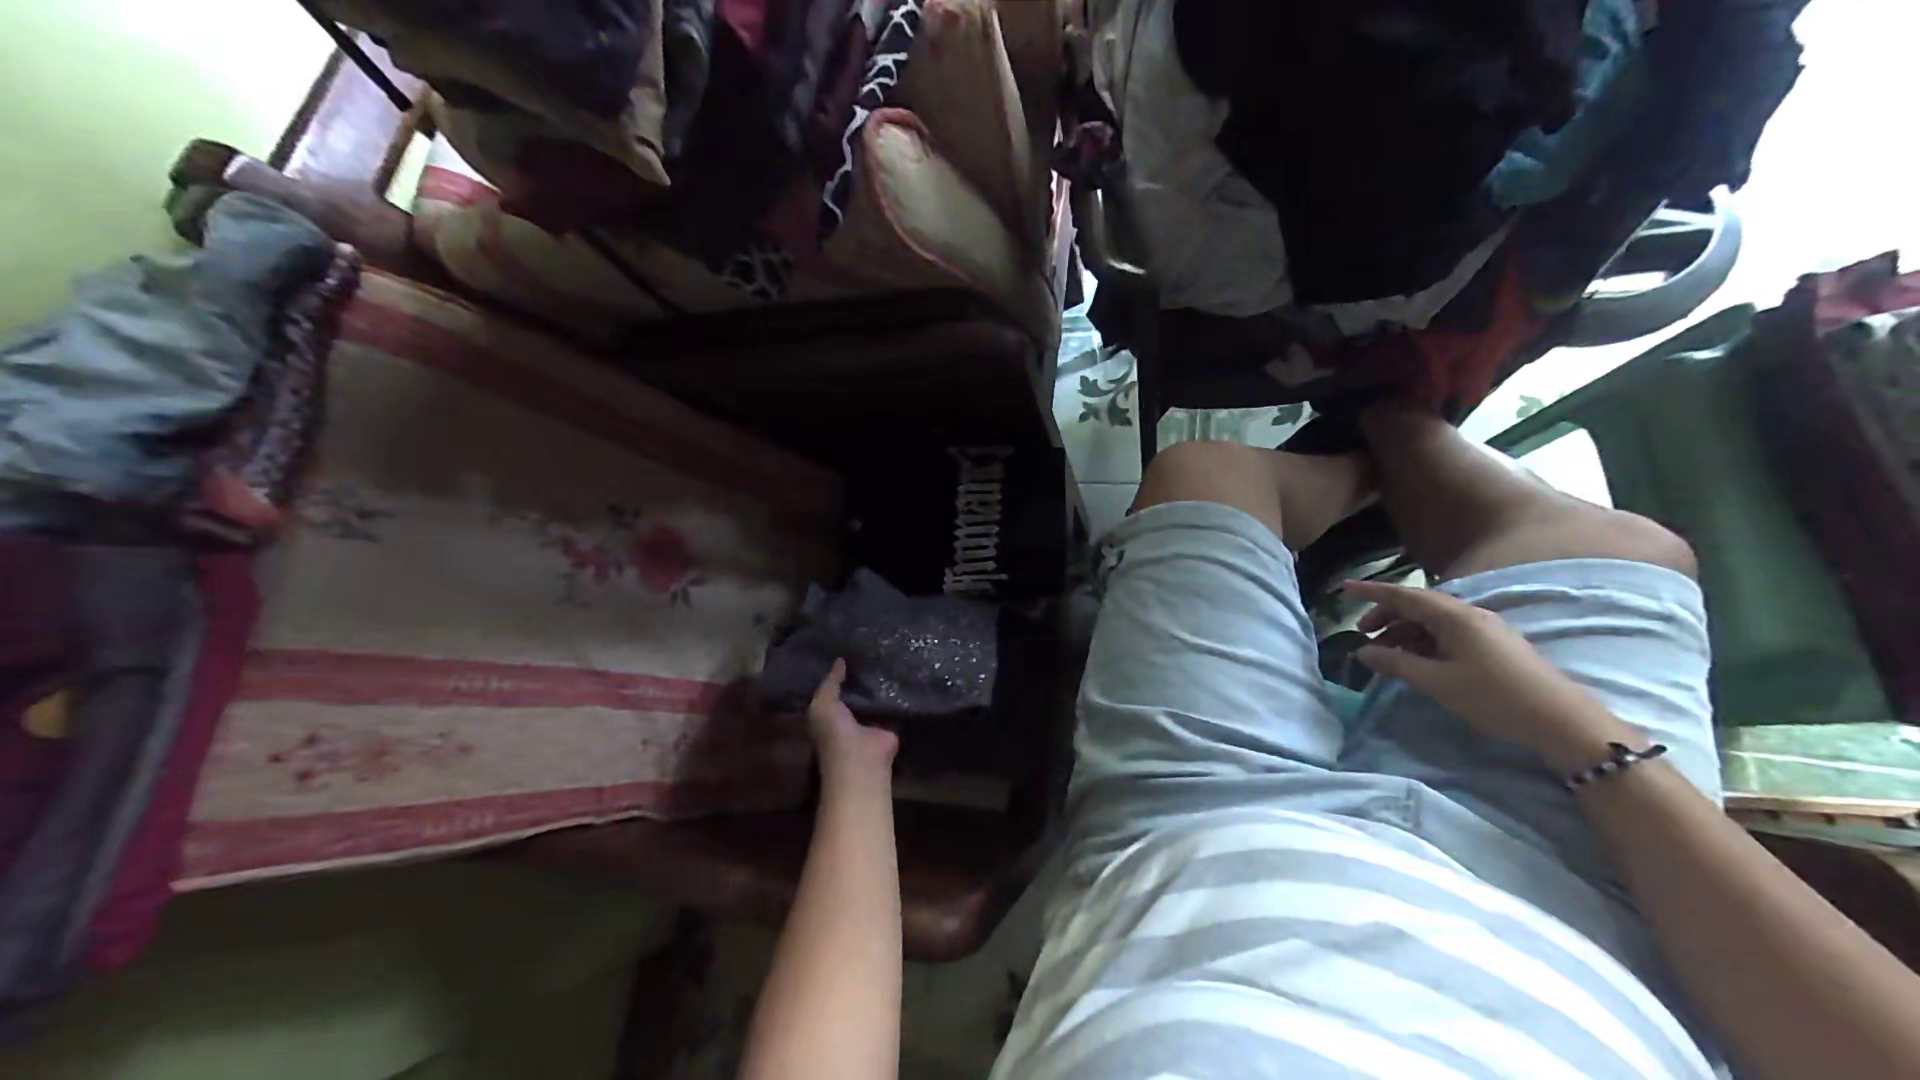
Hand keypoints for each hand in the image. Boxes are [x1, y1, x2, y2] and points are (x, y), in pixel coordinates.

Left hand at [808, 659, 898, 788]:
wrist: (861, 759)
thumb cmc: (834, 732)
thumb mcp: (823, 703)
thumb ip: (830, 681)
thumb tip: (840, 660)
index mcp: (828, 712)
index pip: (833, 687)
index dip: (838, 671)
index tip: (848, 649)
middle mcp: (849, 715)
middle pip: (855, 689)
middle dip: (861, 673)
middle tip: (872, 648)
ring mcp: (870, 719)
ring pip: (873, 695)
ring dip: (879, 681)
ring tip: (888, 653)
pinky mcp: (889, 722)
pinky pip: (891, 702)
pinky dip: (895, 691)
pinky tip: (902, 670)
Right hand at [1344, 580, 1640, 770]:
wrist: (1562, 721)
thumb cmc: (1495, 697)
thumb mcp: (1438, 682)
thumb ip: (1396, 663)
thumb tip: (1362, 651)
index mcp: (1455, 617)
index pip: (1404, 596)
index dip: (1372, 591)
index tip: (1344, 588)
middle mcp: (1470, 615)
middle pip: (1417, 606)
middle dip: (1386, 615)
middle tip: (1362, 633)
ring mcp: (1484, 630)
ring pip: (1432, 621)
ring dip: (1403, 631)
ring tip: (1384, 652)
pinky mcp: (1492, 646)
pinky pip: (1446, 633)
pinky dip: (1422, 641)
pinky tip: (1414, 660)